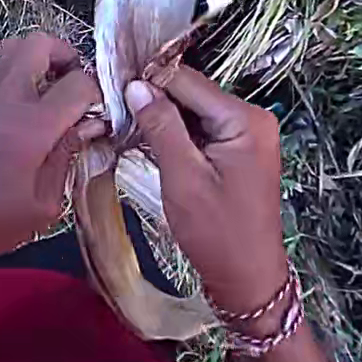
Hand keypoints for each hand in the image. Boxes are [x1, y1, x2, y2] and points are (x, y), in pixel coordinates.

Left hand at [0, 33, 104, 314]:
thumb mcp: (48, 202)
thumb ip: (69, 154)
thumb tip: (89, 123)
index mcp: (32, 126)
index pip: (77, 82)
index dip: (97, 91)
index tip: (101, 109)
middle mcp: (7, 98)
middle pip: (40, 44)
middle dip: (67, 55)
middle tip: (77, 84)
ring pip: (15, 46)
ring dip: (40, 58)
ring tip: (54, 89)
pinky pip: (0, 65)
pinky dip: (20, 69)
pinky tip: (30, 102)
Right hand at [127, 67, 286, 328]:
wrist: (248, 280)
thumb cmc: (217, 233)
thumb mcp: (183, 177)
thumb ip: (161, 126)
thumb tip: (136, 85)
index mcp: (244, 119)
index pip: (186, 81)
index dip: (147, 81)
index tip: (111, 85)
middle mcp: (251, 117)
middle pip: (190, 93)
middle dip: (153, 99)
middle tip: (114, 106)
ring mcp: (246, 132)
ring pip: (191, 109)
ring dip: (161, 116)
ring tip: (125, 122)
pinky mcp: (237, 147)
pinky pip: (199, 127)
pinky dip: (174, 132)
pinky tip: (148, 139)